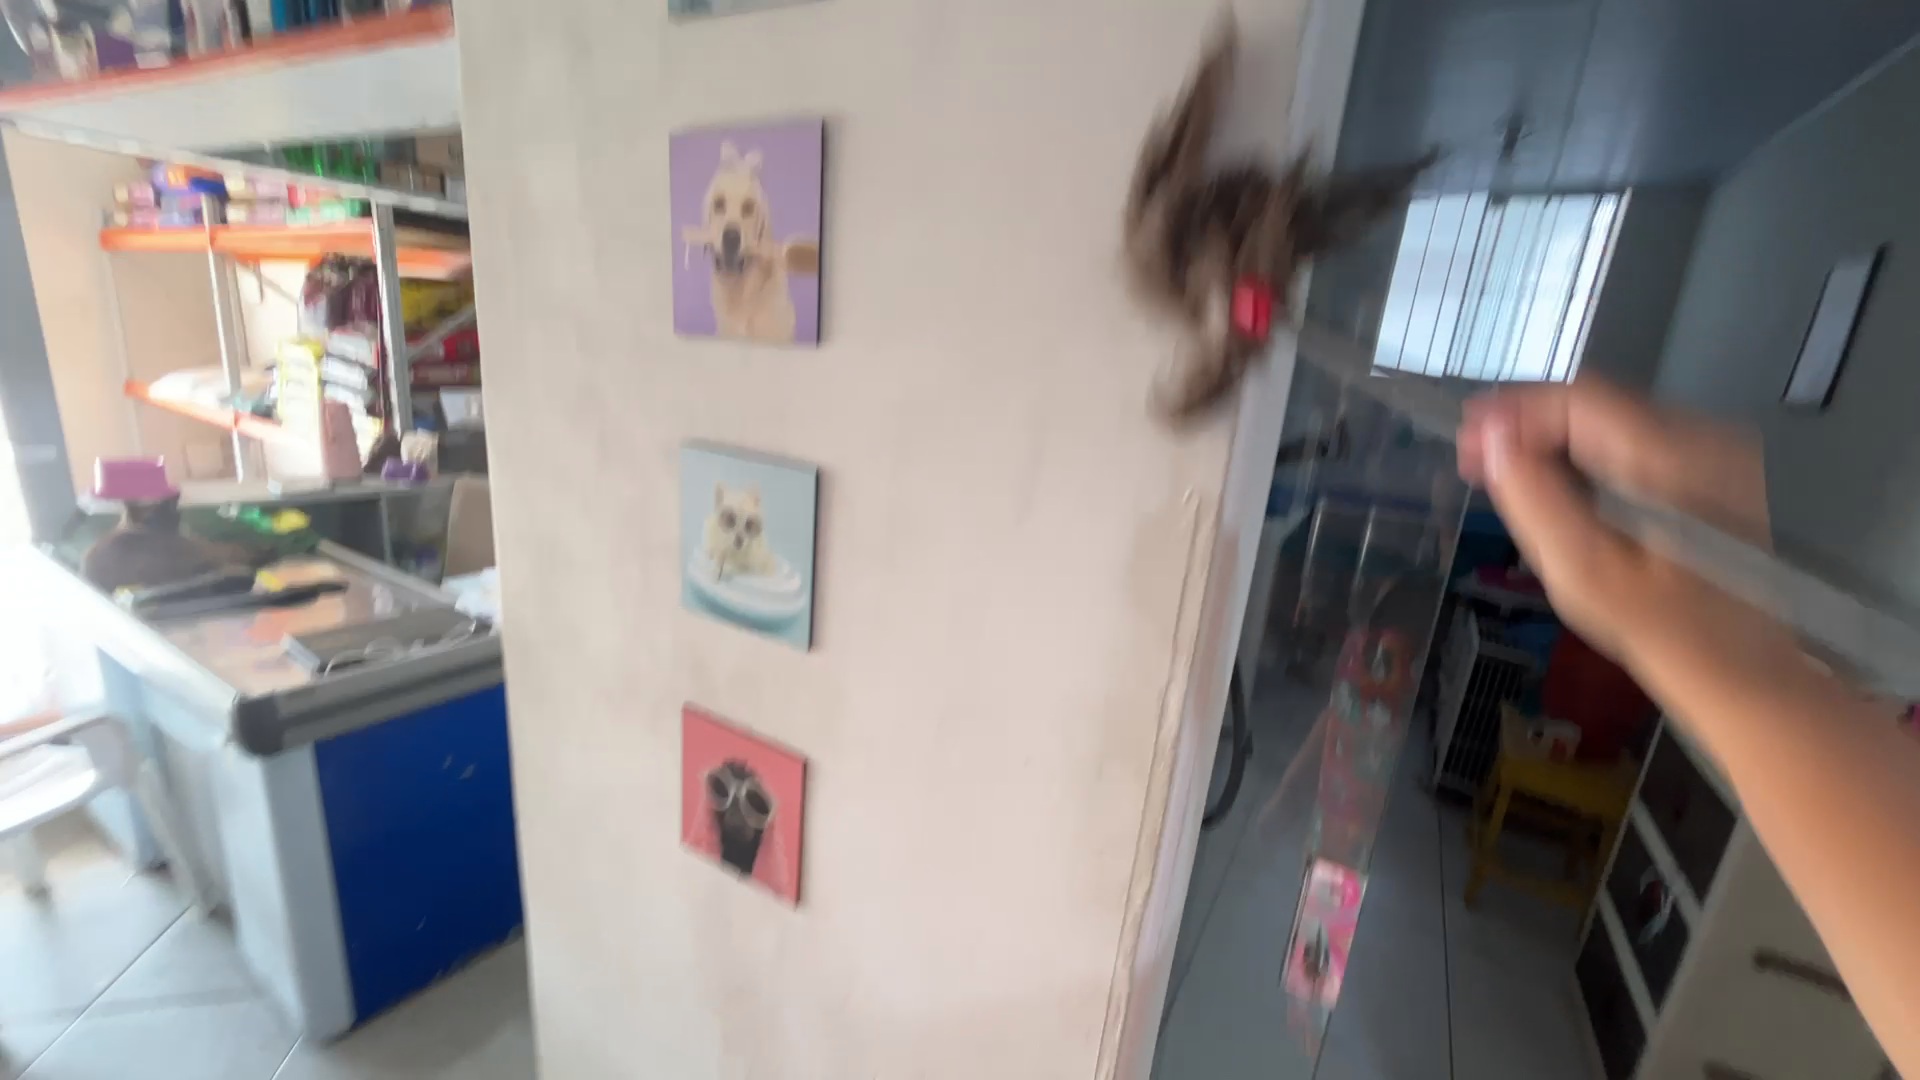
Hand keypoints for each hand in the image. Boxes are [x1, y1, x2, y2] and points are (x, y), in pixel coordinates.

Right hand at [1456, 381, 1784, 675]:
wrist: (1736, 663)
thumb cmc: (1653, 623)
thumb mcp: (1578, 565)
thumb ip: (1531, 494)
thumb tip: (1491, 437)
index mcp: (1672, 457)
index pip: (1578, 399)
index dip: (1512, 410)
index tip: (1464, 441)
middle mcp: (1700, 438)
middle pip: (1591, 404)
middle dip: (1522, 425)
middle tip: (1471, 461)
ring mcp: (1709, 452)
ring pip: (1602, 420)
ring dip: (1542, 439)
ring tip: (1495, 472)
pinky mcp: (1704, 469)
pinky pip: (1622, 440)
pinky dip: (1573, 454)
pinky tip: (1544, 482)